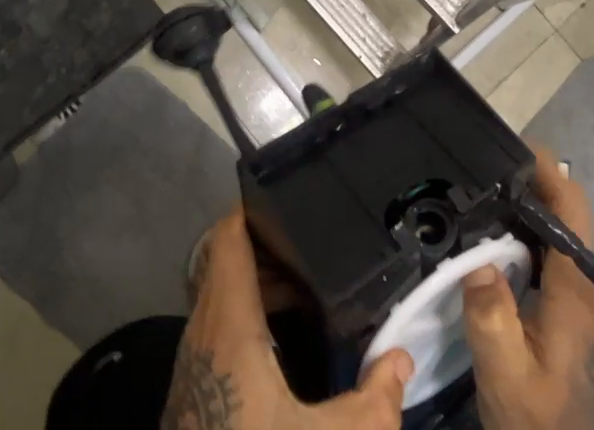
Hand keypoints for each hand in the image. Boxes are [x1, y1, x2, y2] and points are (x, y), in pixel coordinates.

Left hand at [163, 209, 414, 429]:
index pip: (227, 242)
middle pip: (225, 264)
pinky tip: (283, 340)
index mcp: (230, 329)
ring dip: (258, 285)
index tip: (285, 194)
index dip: (249, 210)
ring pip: (219, 297)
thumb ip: (375, 400)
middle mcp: (202, 335)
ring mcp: (192, 363)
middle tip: (315, 245)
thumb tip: (402, 360)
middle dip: (268, 248)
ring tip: (307, 287)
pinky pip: (216, 328)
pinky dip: (247, 315)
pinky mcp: (192, 389)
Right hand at [462, 148, 593, 429]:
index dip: (550, 175)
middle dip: (534, 188)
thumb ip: (491, 318)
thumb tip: (478, 260)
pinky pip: (556, 263)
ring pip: (562, 240)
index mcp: (578, 294)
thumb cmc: (541, 421)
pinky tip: (497, 248)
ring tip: (483, 199)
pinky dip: (530, 242)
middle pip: (569, 220)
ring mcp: (586, 305)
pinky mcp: (577, 318)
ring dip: (531, 215)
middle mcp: (589, 290)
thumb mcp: (506, 375)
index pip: (573, 213)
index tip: (515, 148)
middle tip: (483, 170)